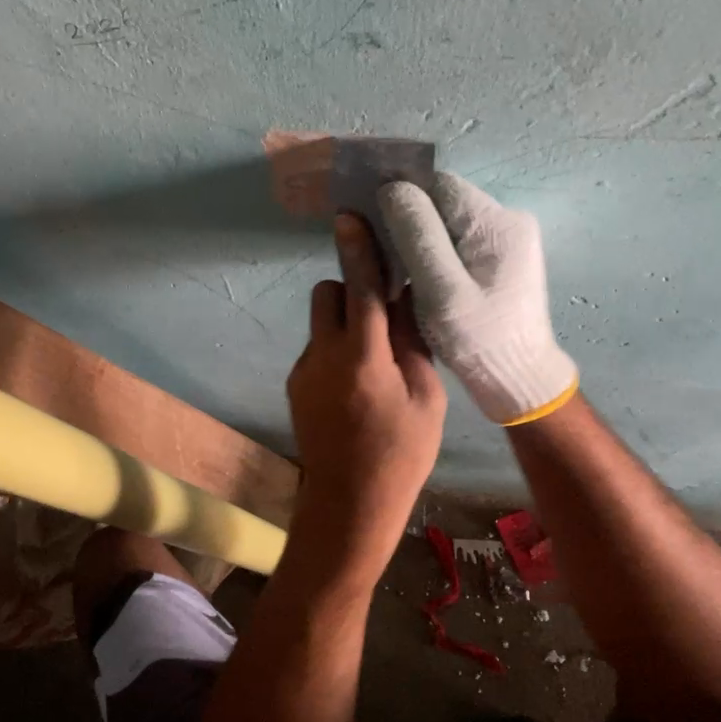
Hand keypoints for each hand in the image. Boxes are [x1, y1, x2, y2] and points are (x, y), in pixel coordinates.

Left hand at [285, 214, 446, 561]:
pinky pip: (317, 348)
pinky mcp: (295, 384)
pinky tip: (356, 388)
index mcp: (362, 357)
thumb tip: (404, 299)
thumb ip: (411, 343)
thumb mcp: (426, 399)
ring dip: (346, 323)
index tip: (349, 215)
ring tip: (374, 364)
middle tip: (383, 316)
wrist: (348, 505)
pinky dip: (337, 350)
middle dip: (353, 290)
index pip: (361, 289)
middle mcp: (323, 354)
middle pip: (329, 293)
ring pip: (322, 321)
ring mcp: (303, 369)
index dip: (358, 250)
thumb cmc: (401, 455)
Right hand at [378, 172, 578, 425]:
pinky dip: (432, 253)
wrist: (518, 380)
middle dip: (407, 221)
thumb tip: (392, 188)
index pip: (437, 184)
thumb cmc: (477, 337)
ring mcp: (505, 241)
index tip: (374, 227)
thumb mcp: (440, 288)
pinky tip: (419, 279)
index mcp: (495, 222)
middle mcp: (506, 221)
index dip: (401, 198)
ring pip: (445, 221)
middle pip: (441, 201)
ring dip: (417, 239)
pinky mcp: (499, 260)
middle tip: (383, 257)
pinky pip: (455, 240)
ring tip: (399, 273)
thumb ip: (416, 234)